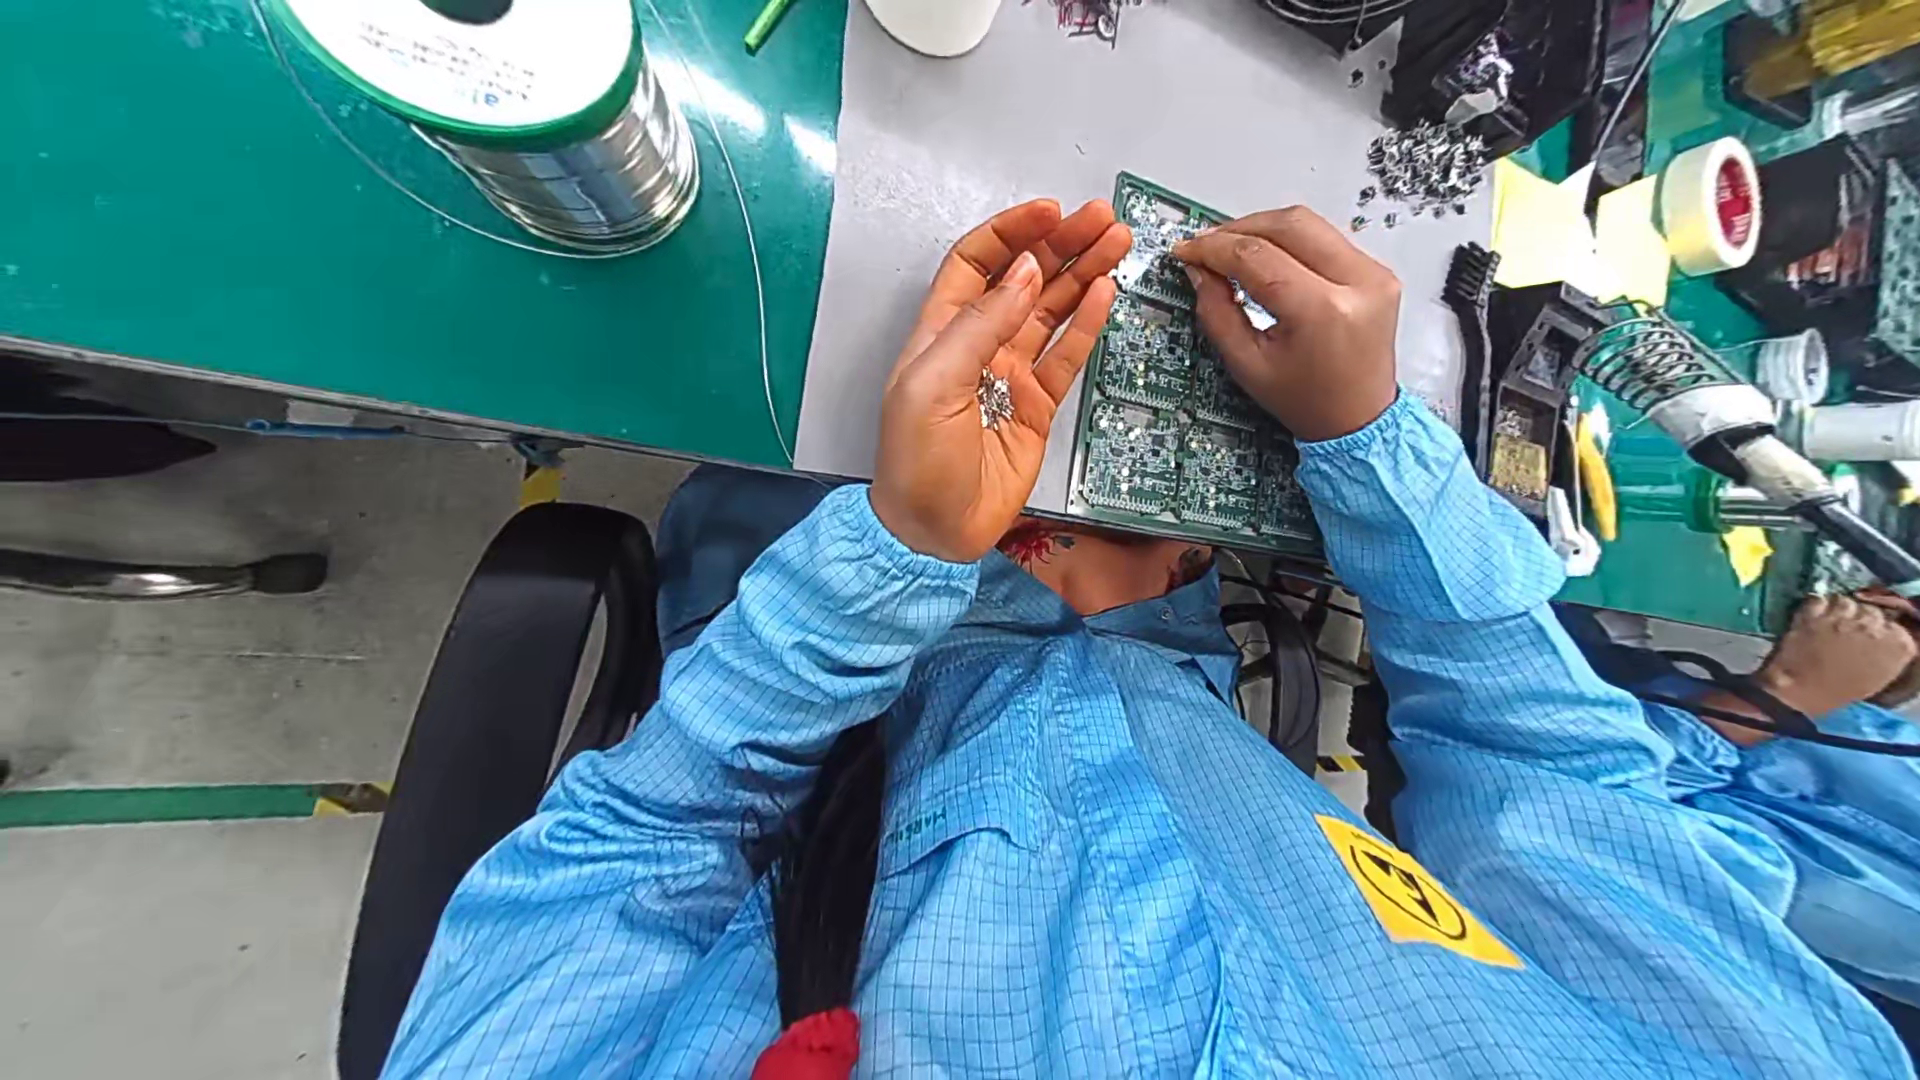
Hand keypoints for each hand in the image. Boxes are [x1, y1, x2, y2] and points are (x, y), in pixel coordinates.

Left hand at [871, 199, 1130, 561]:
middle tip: (1098, 219)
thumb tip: (1023, 274)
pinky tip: (1104, 294)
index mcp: (940, 335)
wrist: (935, 530)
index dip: (1009, 235)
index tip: (1047, 213)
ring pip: (1050, 313)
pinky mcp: (1036, 407)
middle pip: (1021, 281)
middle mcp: (977, 347)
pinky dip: (1085, 326)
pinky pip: (1065, 357)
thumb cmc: (917, 464)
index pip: (975, 266)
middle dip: (1058, 245)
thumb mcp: (931, 387)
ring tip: (1113, 244)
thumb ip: (978, 328)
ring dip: (1080, 276)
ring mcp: (1010, 376)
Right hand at [1172, 207, 1399, 441]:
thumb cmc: (1304, 400)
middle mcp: (1357, 282)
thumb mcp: (1246, 364)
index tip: (1187, 251)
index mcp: (1321, 312)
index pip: (1258, 257)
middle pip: (1288, 224)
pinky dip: (1287, 241)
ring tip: (1229, 248)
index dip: (1214, 249)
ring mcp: (1374, 272)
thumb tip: (1200, 271)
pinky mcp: (1377, 270)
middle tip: (1204, 244)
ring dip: (1262, 229)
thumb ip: (1218, 313)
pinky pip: (1325, 238)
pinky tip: (1263, 256)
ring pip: (1309, 223)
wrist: (1356, 418)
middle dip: (1237, 229)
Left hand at [1755, 594, 1919, 716]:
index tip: (1862, 626)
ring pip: (1844, 601)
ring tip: (1826, 614)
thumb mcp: (1884, 668)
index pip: (1893, 621)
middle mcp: (1877, 628)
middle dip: (1857, 613)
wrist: (1803, 687)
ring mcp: (1843, 620)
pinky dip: (1813, 603)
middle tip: (1842, 620)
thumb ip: (1888, 646)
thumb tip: (1886, 631)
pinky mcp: (1812, 617)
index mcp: (1902, 643)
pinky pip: (1816, 600)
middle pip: (1869, 609)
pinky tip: (1810, 610)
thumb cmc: (1843, 686)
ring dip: (1835, 605)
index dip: (1875, 623)